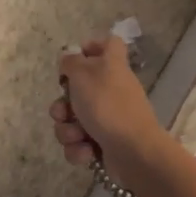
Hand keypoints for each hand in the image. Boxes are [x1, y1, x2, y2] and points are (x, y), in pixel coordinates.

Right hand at [51, 35, 176, 189]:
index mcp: (111, 66)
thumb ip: (71, 61)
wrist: (132, 150)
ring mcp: (108, 117)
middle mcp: (110, 89)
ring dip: (68, 130)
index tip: (74, 60)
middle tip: (64, 111)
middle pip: (77, 90)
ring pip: (72, 120)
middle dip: (62, 106)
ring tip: (78, 136)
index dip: (91, 47)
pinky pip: (79, 142)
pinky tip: (86, 151)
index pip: (108, 45)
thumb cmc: (107, 104)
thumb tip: (68, 59)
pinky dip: (78, 148)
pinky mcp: (104, 143)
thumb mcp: (83, 73)